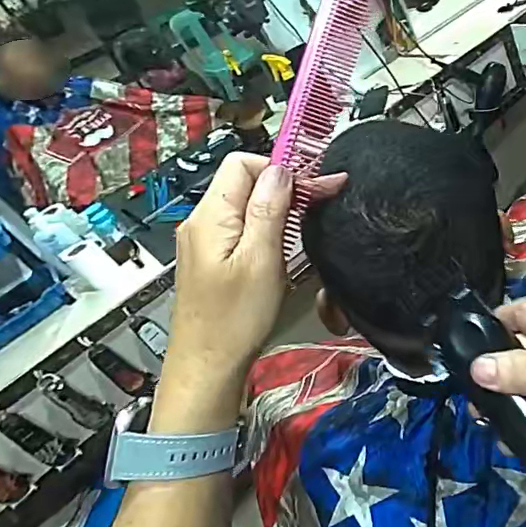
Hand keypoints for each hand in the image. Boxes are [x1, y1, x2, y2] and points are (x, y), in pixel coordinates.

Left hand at [166, 155, 345, 389]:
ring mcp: (206, 238)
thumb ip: (269, 210)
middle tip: (323, 198)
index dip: (281, 167)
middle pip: (246, 179)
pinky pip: (244, 222)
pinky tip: (287, 238)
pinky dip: (269, 222)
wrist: (210, 364)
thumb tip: (281, 170)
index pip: (243, 162)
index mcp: (210, 217)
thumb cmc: (234, 319)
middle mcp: (202, 221)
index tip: (315, 184)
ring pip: (247, 201)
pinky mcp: (215, 255)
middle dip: (286, 183)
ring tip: (309, 217)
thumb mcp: (261, 260)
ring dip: (280, 203)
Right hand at [469, 300, 525, 451]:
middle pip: (516, 346)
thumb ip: (523, 371)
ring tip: (479, 415)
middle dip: (492, 367)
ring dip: (507, 392)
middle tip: (466, 396)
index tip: (458, 351)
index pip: (514, 313)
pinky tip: (506, 426)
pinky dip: (525, 408)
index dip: (486, 326)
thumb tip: (474, 367)